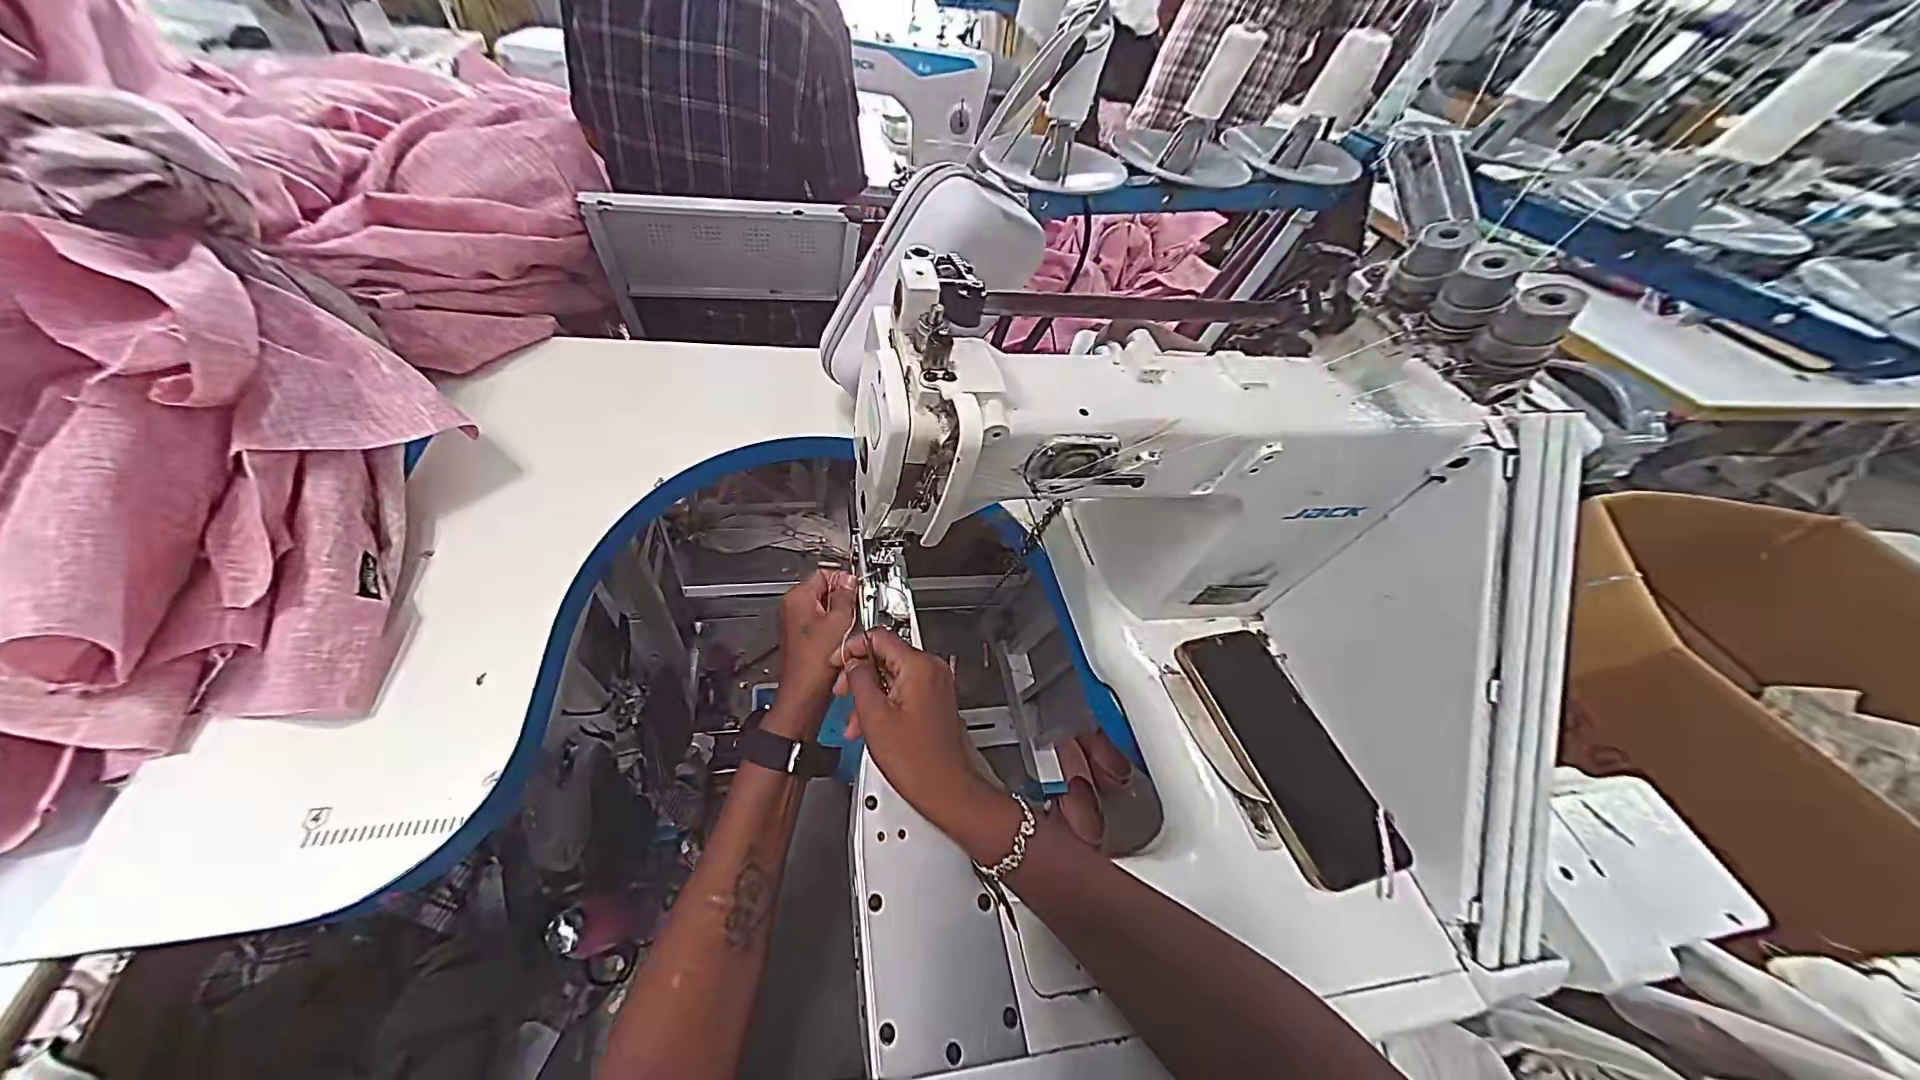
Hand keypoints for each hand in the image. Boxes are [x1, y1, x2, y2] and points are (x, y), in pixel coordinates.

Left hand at [775, 569, 855, 709]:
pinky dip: (836, 630)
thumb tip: (849, 581)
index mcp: (797, 598)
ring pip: (827, 609)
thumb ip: (846, 596)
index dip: (844, 580)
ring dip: (841, 617)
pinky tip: (842, 641)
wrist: (805, 693)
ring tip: (847, 630)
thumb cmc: (813, 663)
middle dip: (843, 601)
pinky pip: (824, 625)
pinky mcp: (804, 638)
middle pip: (826, 591)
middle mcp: (793, 608)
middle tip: (855, 612)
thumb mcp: (839, 621)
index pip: (825, 573)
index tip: (857, 590)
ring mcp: (797, 623)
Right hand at [833, 629, 1016, 861]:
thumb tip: (852, 662)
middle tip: (842, 692)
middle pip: (885, 655)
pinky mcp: (934, 700)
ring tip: (855, 720)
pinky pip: (902, 690)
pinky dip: (883, 703)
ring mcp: (935, 684)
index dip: (852, 646)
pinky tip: (870, 724)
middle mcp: (931, 670)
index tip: (837, 660)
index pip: (879, 636)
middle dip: (859, 675)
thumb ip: (859, 680)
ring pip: (891, 676)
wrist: (945, 787)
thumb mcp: (874, 716)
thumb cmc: (918, 761)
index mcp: (918, 666)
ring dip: (869, 694)